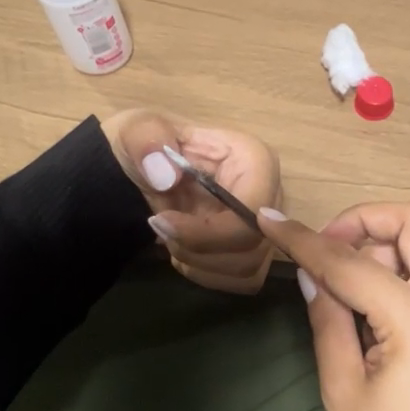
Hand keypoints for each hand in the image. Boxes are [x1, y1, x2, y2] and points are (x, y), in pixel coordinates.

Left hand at [101, 110, 280, 293]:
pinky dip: (208, 275)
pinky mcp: (256, 250)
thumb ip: (148, 140)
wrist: (142, 171)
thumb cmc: (149, 147)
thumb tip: (167, 178)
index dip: (209, 230)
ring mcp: (267, 226)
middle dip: (199, 249)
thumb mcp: (139, 130)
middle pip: (254, 245)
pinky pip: (243, 280)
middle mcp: (270, 194)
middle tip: (161, 231)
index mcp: (255, 160)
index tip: (161, 223)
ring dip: (201, 264)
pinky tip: (185, 254)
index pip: (252, 210)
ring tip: (170, 241)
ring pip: (249, 268)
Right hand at [257, 203, 409, 410]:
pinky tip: (365, 306)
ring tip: (340, 284)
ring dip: (384, 246)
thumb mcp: (342, 389)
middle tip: (326, 250)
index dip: (306, 240)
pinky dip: (399, 273)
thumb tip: (311, 274)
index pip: (353, 261)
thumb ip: (328, 319)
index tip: (271, 222)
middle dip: (367, 221)